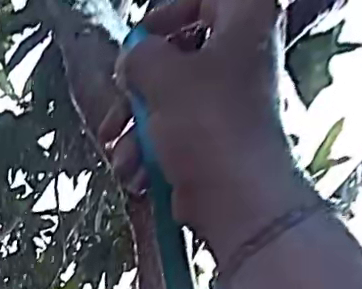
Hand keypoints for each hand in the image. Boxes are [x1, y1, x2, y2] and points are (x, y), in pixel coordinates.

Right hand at [100, 0, 311, 246]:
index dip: (166, 14)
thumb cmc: (206, 125)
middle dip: (136, 92)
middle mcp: (240, 57)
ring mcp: (227, 105)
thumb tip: (130, 60)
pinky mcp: (213, 145)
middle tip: (116, 112)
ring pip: (168, 105)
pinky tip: (138, 176)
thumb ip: (140, 57)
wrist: (234, 196)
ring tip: (122, 159)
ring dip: (134, 134)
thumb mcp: (162, 77)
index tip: (137, 42)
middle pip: (178, 57)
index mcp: (245, 19)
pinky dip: (149, 157)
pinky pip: (173, 139)